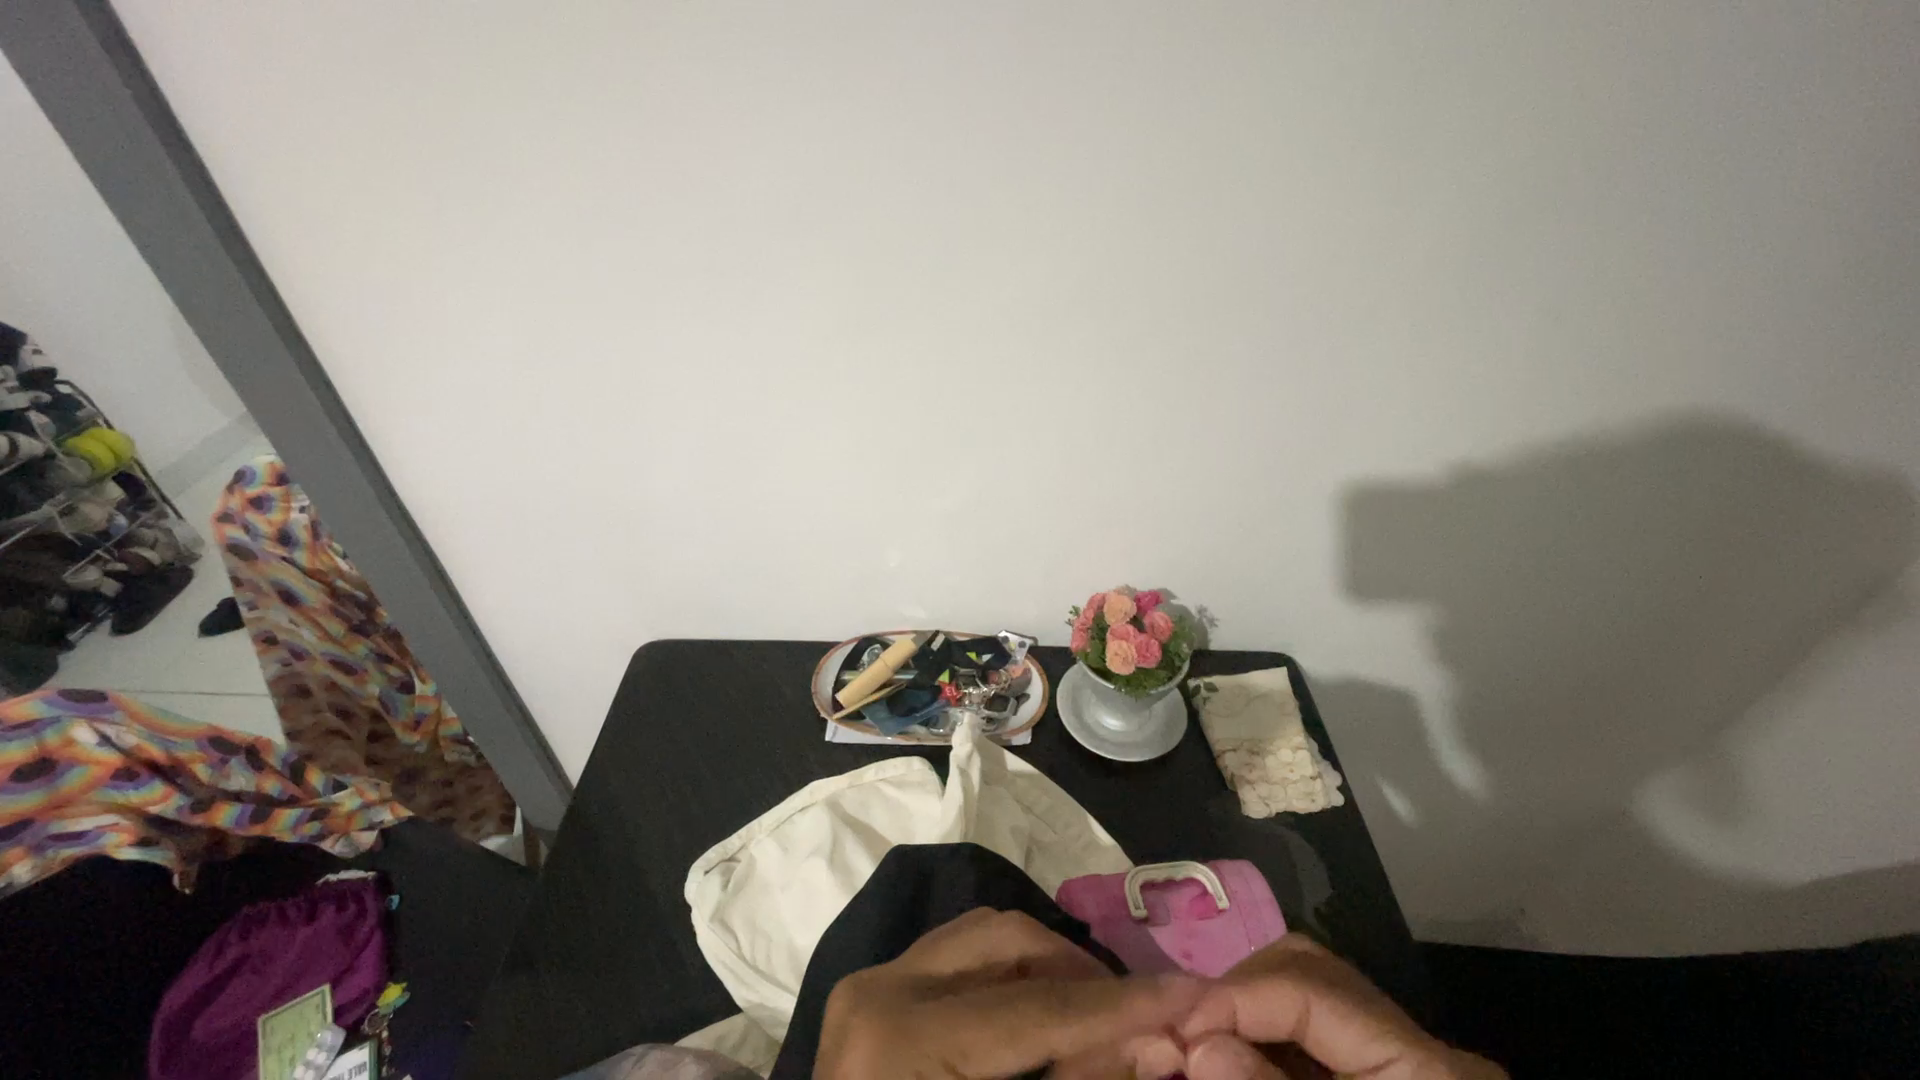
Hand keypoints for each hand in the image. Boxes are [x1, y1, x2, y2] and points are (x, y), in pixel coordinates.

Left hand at [814, 907, 1205, 1078]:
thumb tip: (1161, 1040)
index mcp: (904, 1039)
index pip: (1036, 1007)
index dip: (1121, 1002)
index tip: (1192, 992)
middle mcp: (880, 989)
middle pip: (1009, 942)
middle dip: (1084, 972)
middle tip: (1141, 1009)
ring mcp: (869, 983)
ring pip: (984, 935)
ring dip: (1049, 963)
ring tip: (1096, 1007)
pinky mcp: (871, 990)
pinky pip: (957, 955)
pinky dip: (1008, 970)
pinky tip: (1041, 1006)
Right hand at [1176, 937, 1504, 1079]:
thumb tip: (1197, 1047)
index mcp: (1430, 1076)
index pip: (1310, 989)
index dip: (1233, 999)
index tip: (1174, 1034)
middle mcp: (1424, 1055)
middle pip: (1310, 971)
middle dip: (1237, 995)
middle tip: (1186, 1039)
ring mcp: (1409, 1069)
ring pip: (1308, 995)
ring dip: (1247, 1016)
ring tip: (1202, 1051)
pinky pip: (1317, 1038)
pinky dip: (1270, 1046)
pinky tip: (1238, 1067)